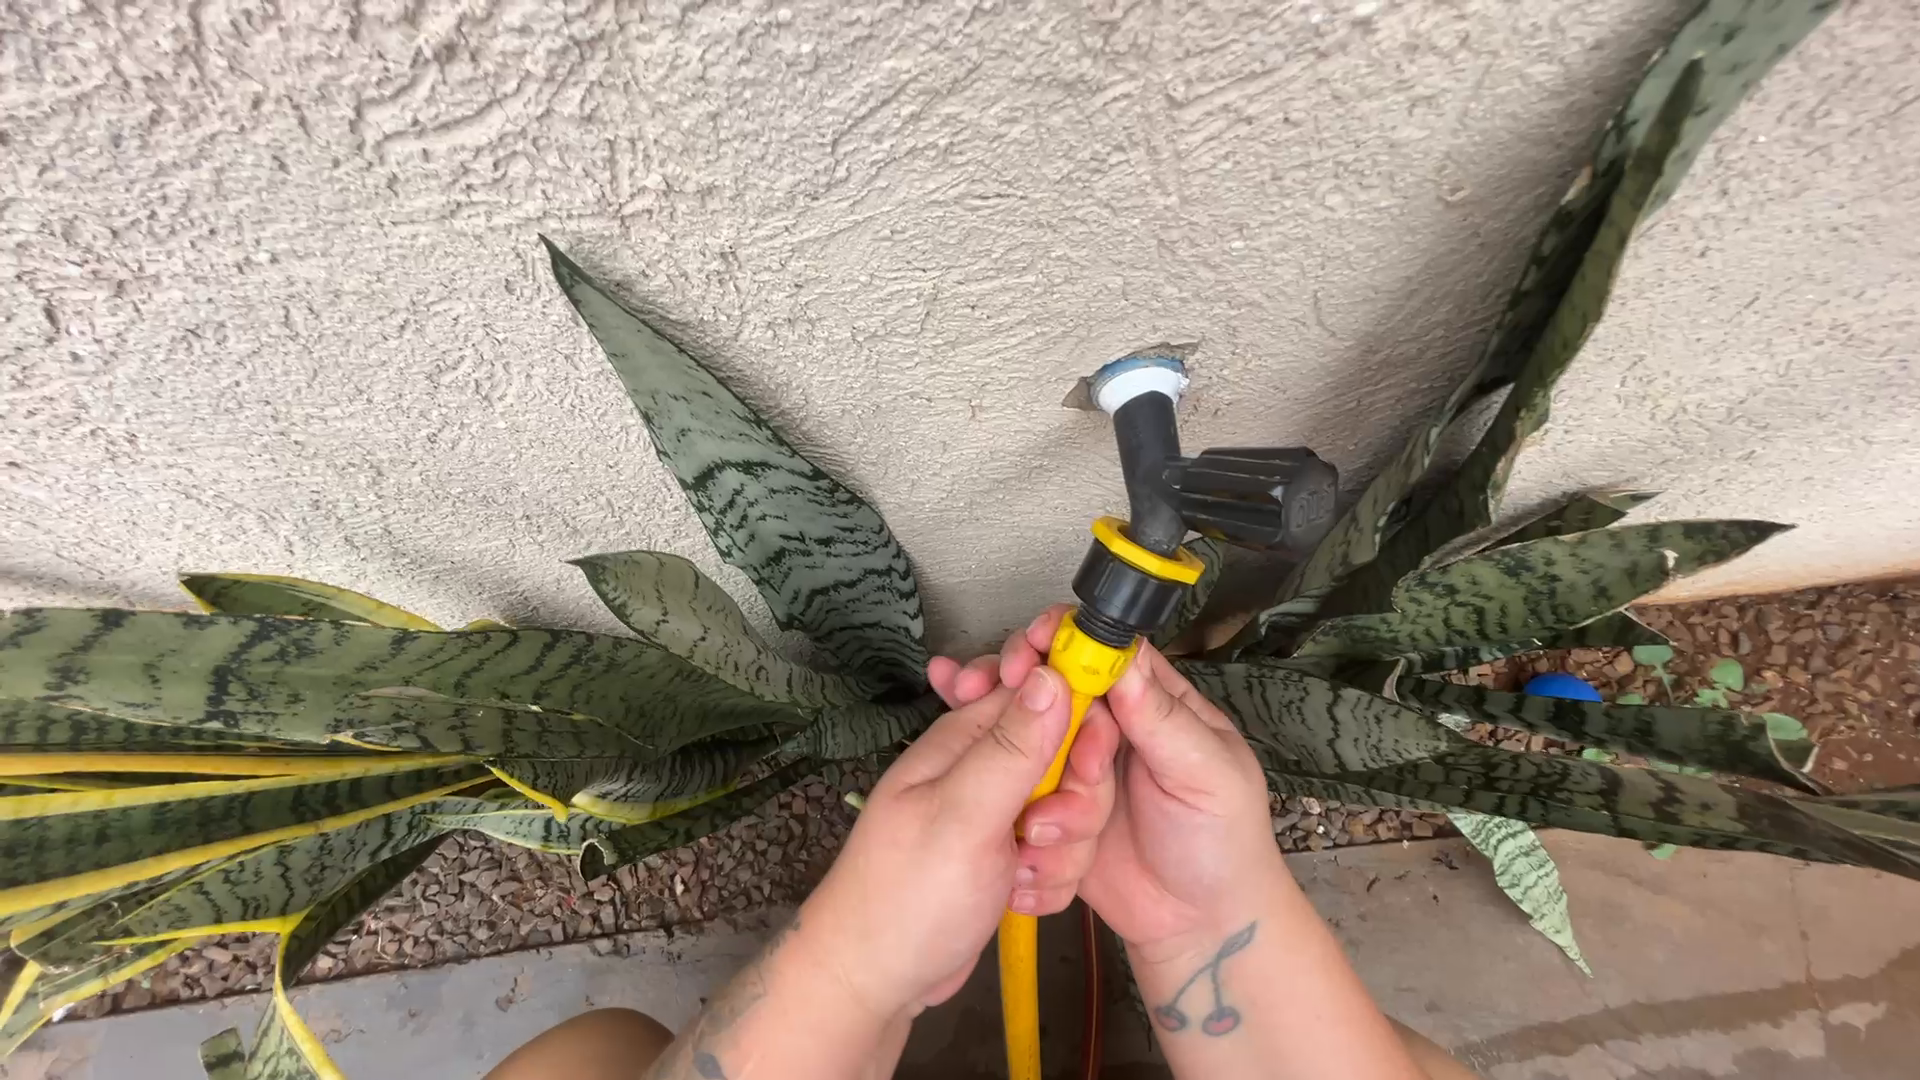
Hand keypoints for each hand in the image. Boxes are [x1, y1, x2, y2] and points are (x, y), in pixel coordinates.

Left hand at [794, 658, 1086, 1021]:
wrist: (880, 980)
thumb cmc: (911, 893)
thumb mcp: (963, 815)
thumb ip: (1011, 747)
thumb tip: (1051, 674)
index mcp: (969, 734)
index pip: (1045, 691)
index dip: (1078, 719)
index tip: (1086, 766)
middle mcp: (988, 761)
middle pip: (1069, 752)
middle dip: (1073, 801)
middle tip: (1039, 836)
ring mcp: (1002, 807)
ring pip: (1073, 804)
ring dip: (1063, 848)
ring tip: (1021, 875)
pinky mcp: (1012, 848)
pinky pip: (1061, 845)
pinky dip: (1052, 874)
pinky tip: (1020, 896)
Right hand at [994, 607, 1289, 965]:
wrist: (1198, 929)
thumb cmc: (1222, 842)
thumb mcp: (1207, 774)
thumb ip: (1163, 720)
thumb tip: (1123, 660)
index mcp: (1149, 701)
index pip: (1101, 650)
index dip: (1062, 637)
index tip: (1032, 643)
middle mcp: (1106, 724)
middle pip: (1049, 683)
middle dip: (1017, 681)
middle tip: (988, 684)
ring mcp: (1072, 764)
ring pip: (1025, 730)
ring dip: (1003, 733)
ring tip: (981, 728)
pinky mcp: (1050, 804)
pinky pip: (1016, 781)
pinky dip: (993, 773)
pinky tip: (967, 752)